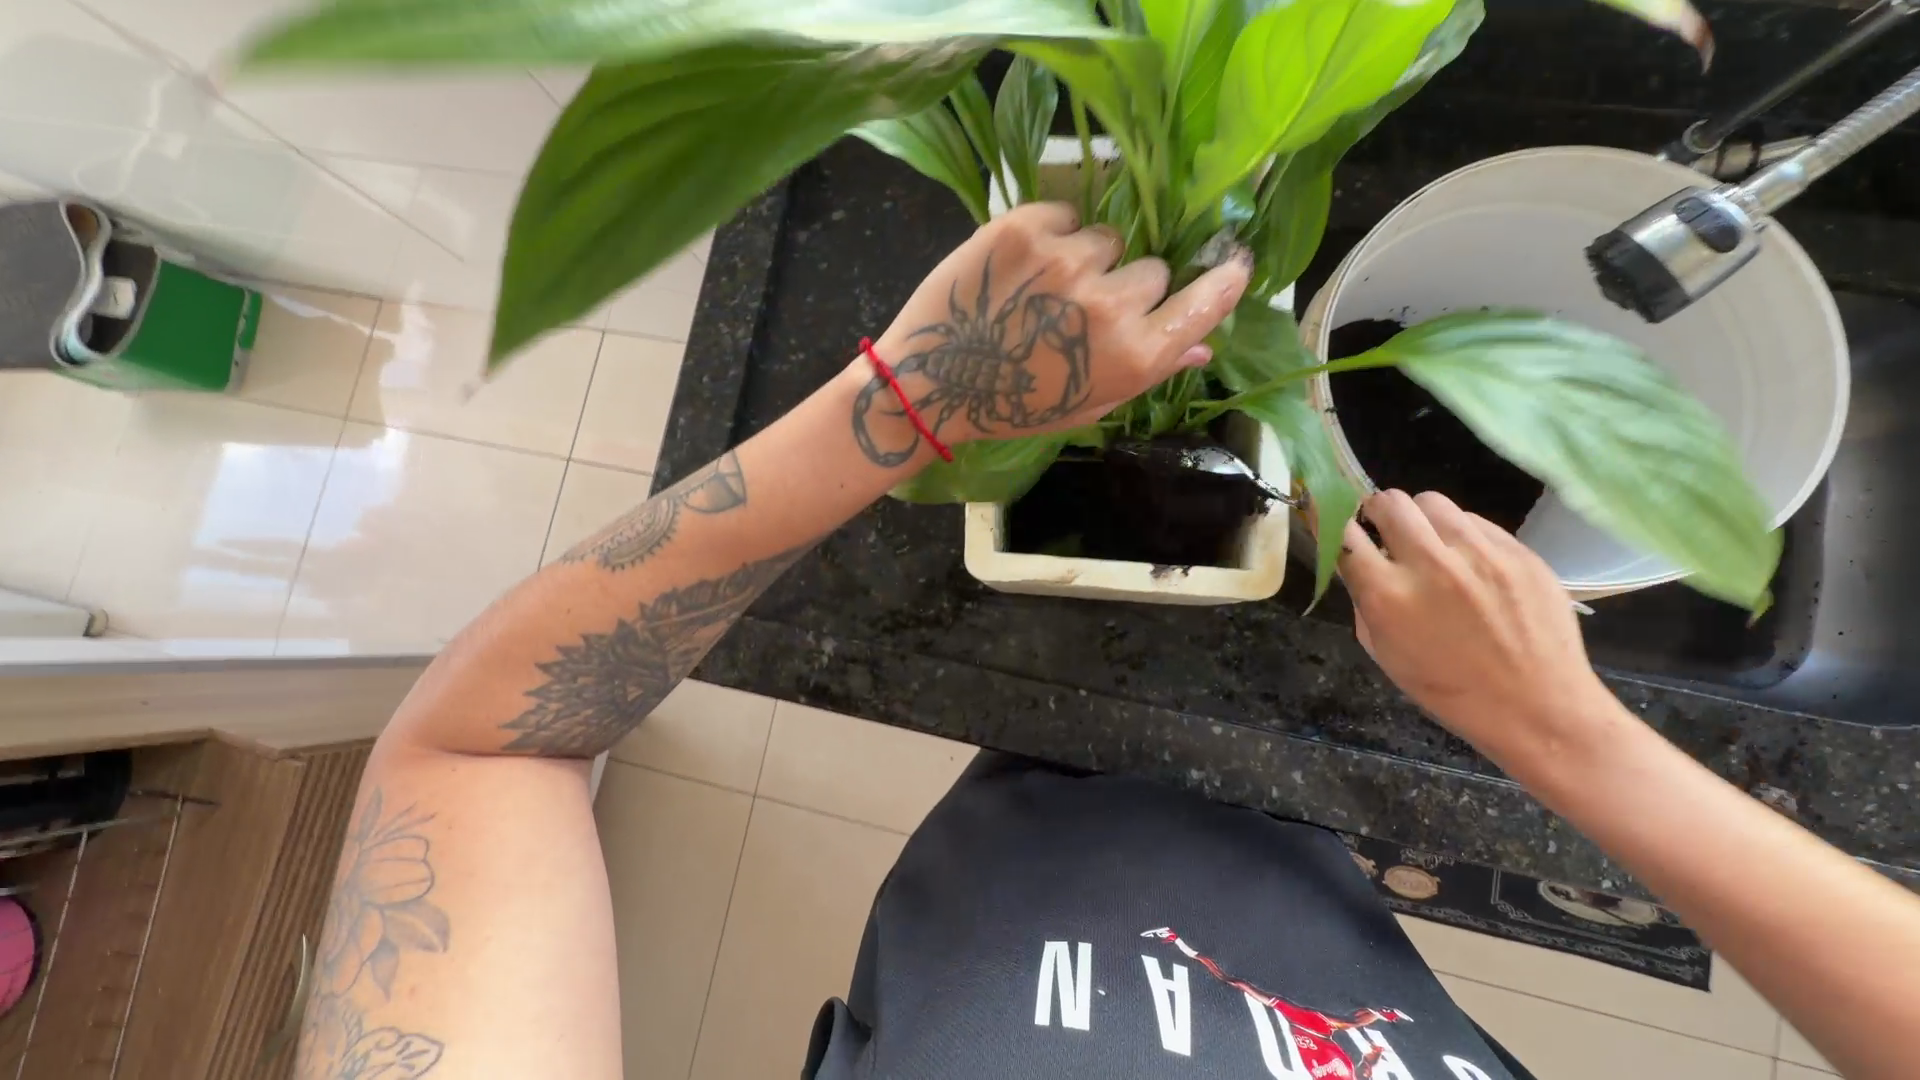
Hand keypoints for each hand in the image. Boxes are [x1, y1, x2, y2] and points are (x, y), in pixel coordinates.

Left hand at [849, 202, 1251, 465]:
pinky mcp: (1026, 227)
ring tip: (1044, 293)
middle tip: (1082, 312)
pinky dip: (1051, 236)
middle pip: (1153, 269)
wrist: (933, 382)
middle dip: (1129, 287)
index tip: (1230, 265)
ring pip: (1108, 239)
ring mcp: (1068, 259)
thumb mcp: (1088, 407)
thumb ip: (1149, 372)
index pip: (1205, 302)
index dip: (1221, 281)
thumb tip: (1205, 346)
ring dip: (1087, 260)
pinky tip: (1021, 271)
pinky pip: (1067, 214)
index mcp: (1133, 356)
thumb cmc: (1014, 407)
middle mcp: (1110, 304)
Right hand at [1337, 490, 1613, 764]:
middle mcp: (1430, 563)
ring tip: (1430, 542)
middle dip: (1378, 511)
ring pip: (1432, 501)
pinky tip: (1469, 562)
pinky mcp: (1518, 551)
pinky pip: (1475, 520)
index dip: (1330, 519)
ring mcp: (1480, 553)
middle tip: (1384, 528)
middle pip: (1389, 502)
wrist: (1536, 707)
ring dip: (1420, 517)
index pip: (1343, 533)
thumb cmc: (1447, 689)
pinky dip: (1460, 533)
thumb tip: (1358, 562)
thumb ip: (1365, 600)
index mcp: (1387, 595)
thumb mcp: (1383, 650)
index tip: (1331, 517)